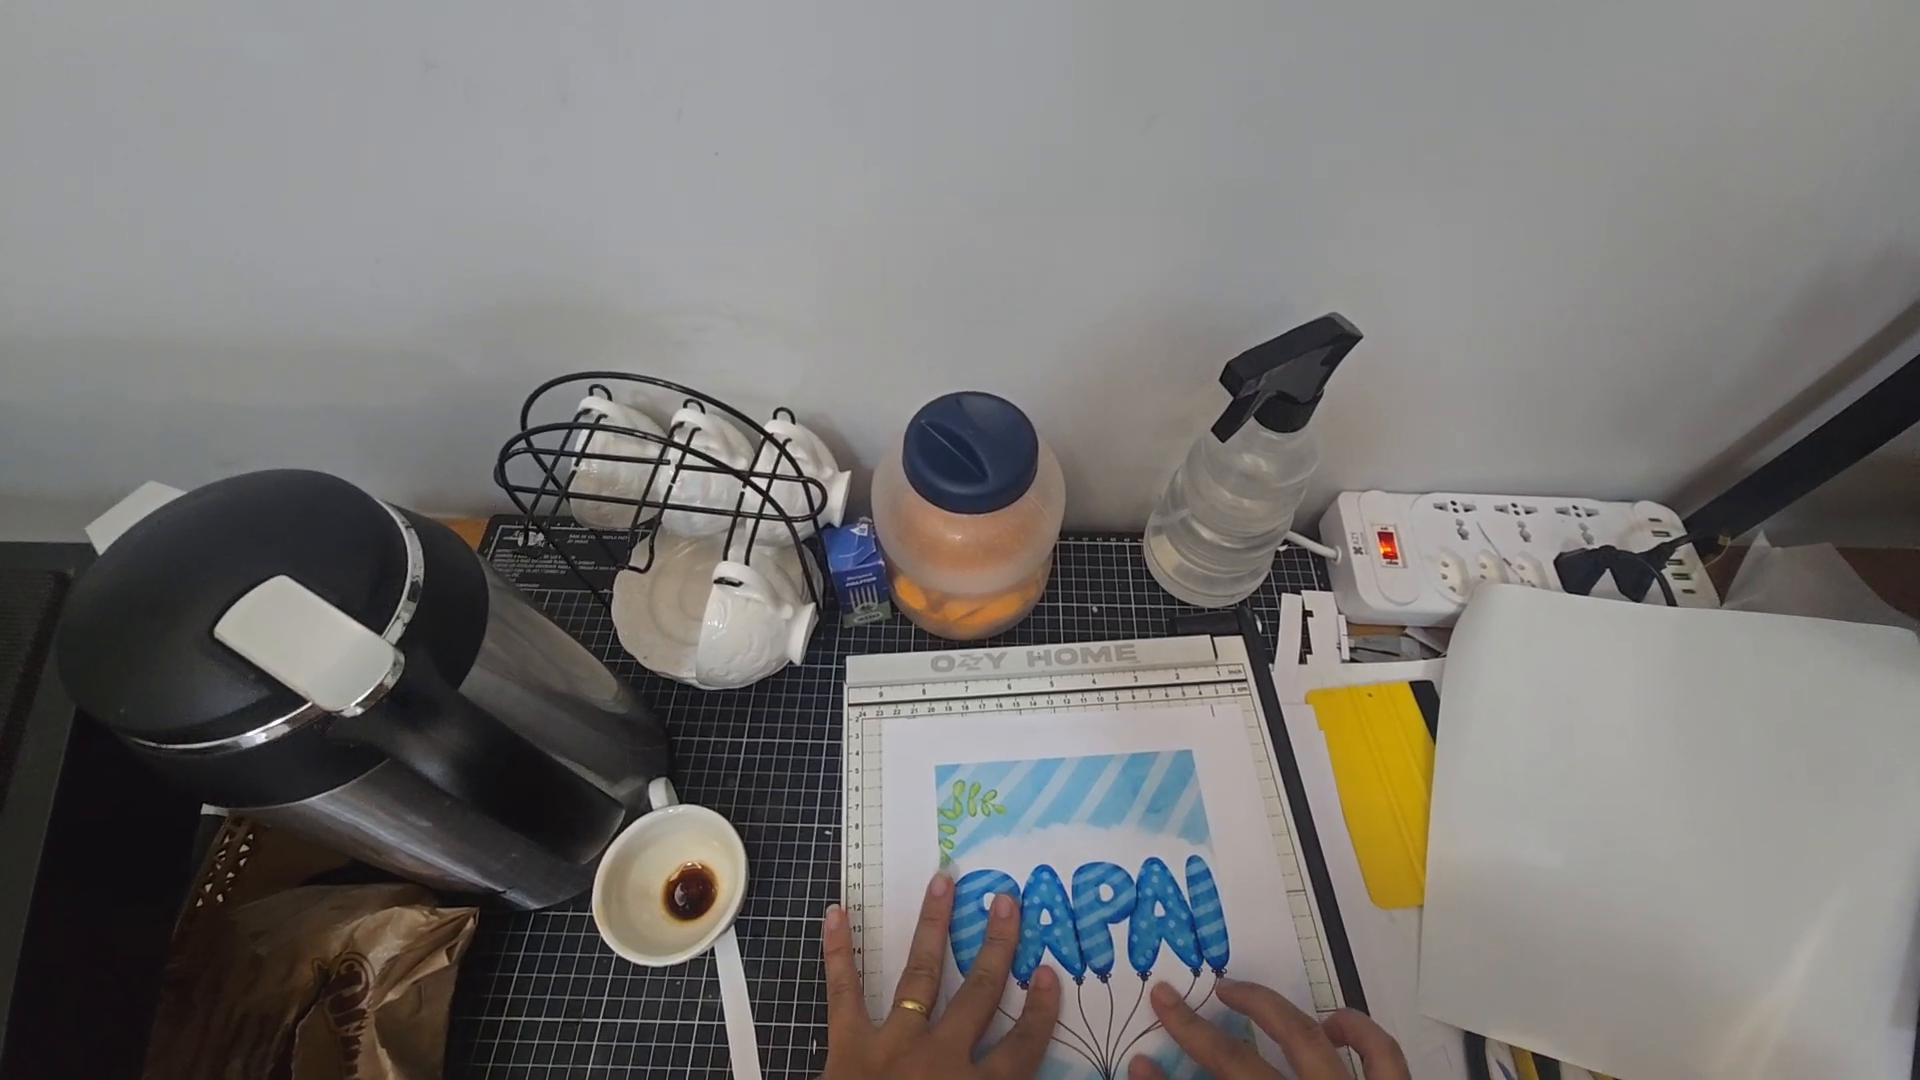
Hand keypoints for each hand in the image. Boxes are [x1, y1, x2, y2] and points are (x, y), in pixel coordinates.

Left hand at [821, 871, 1061, 1079]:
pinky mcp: (848, 1045)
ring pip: (922, 972)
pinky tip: (835, 912)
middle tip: (1006, 899)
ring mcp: (894, 1045)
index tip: (1049, 974)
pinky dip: (838, 951)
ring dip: (933, 924)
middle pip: (979, 993)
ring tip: (942, 881)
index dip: (1038, 1014)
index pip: (1020, 1050)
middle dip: (996, 945)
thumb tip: (1024, 1073)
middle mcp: (940, 1058)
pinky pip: (844, 992)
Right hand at [1128, 979, 1409, 1079]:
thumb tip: (1146, 1074)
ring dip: (1270, 1009)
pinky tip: (1334, 1026)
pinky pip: (1386, 1060)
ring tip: (1240, 994)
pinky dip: (1361, 1032)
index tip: (1147, 1035)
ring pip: (1309, 1042)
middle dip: (1198, 1028)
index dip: (1171, 1065)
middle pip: (1242, 1065)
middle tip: (1173, 997)